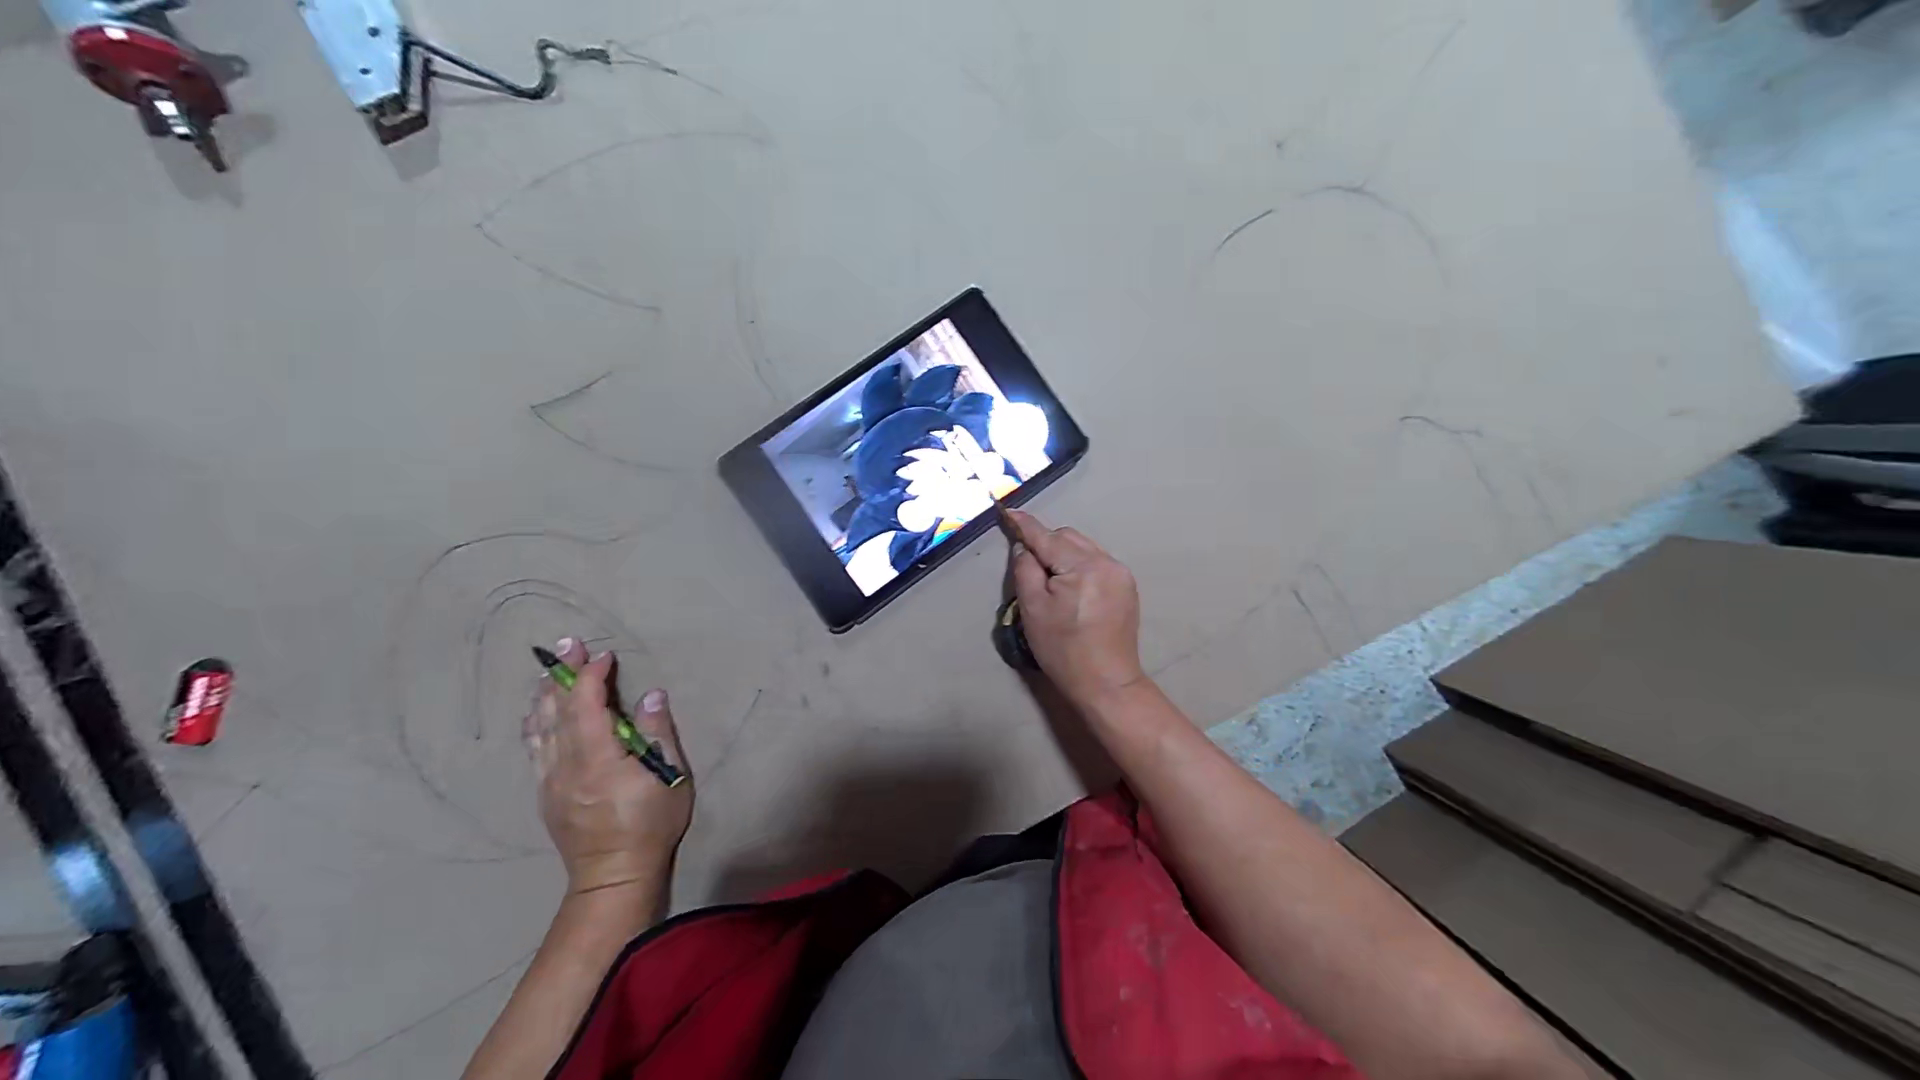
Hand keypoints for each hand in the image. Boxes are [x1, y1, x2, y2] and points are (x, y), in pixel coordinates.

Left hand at [524, 638, 693, 895]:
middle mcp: (566, 766)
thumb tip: (650, 695)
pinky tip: (536, 712)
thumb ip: (659, 734)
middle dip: (563, 674)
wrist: (614, 876)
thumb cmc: (651, 825)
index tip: (606, 656)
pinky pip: (534, 749)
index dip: (592, 677)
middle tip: (568, 644)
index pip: (587, 706)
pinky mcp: (545, 793)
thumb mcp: (670, 779)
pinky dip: (535, 723)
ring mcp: (550, 780)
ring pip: (540, 728)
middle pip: (557, 711)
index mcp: (598, 760)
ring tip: (550, 670)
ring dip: (545, 695)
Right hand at [1005, 509, 1147, 709]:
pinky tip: (1070, 586)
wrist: (1106, 682)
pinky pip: (1096, 561)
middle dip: (1045, 543)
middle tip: (1027, 564)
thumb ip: (1025, 570)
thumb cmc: (1063, 649)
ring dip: (1063, 553)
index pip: (1047, 537)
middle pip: (1068, 537)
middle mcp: (1106, 562)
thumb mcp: (1033, 609)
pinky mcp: (1126, 587)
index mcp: (1083, 566)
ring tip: (1049, 578)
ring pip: (1083, 547)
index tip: (1007, 512)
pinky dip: (1079, 564)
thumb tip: (1025, 548)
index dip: (1025, 525)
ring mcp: (1120, 573)